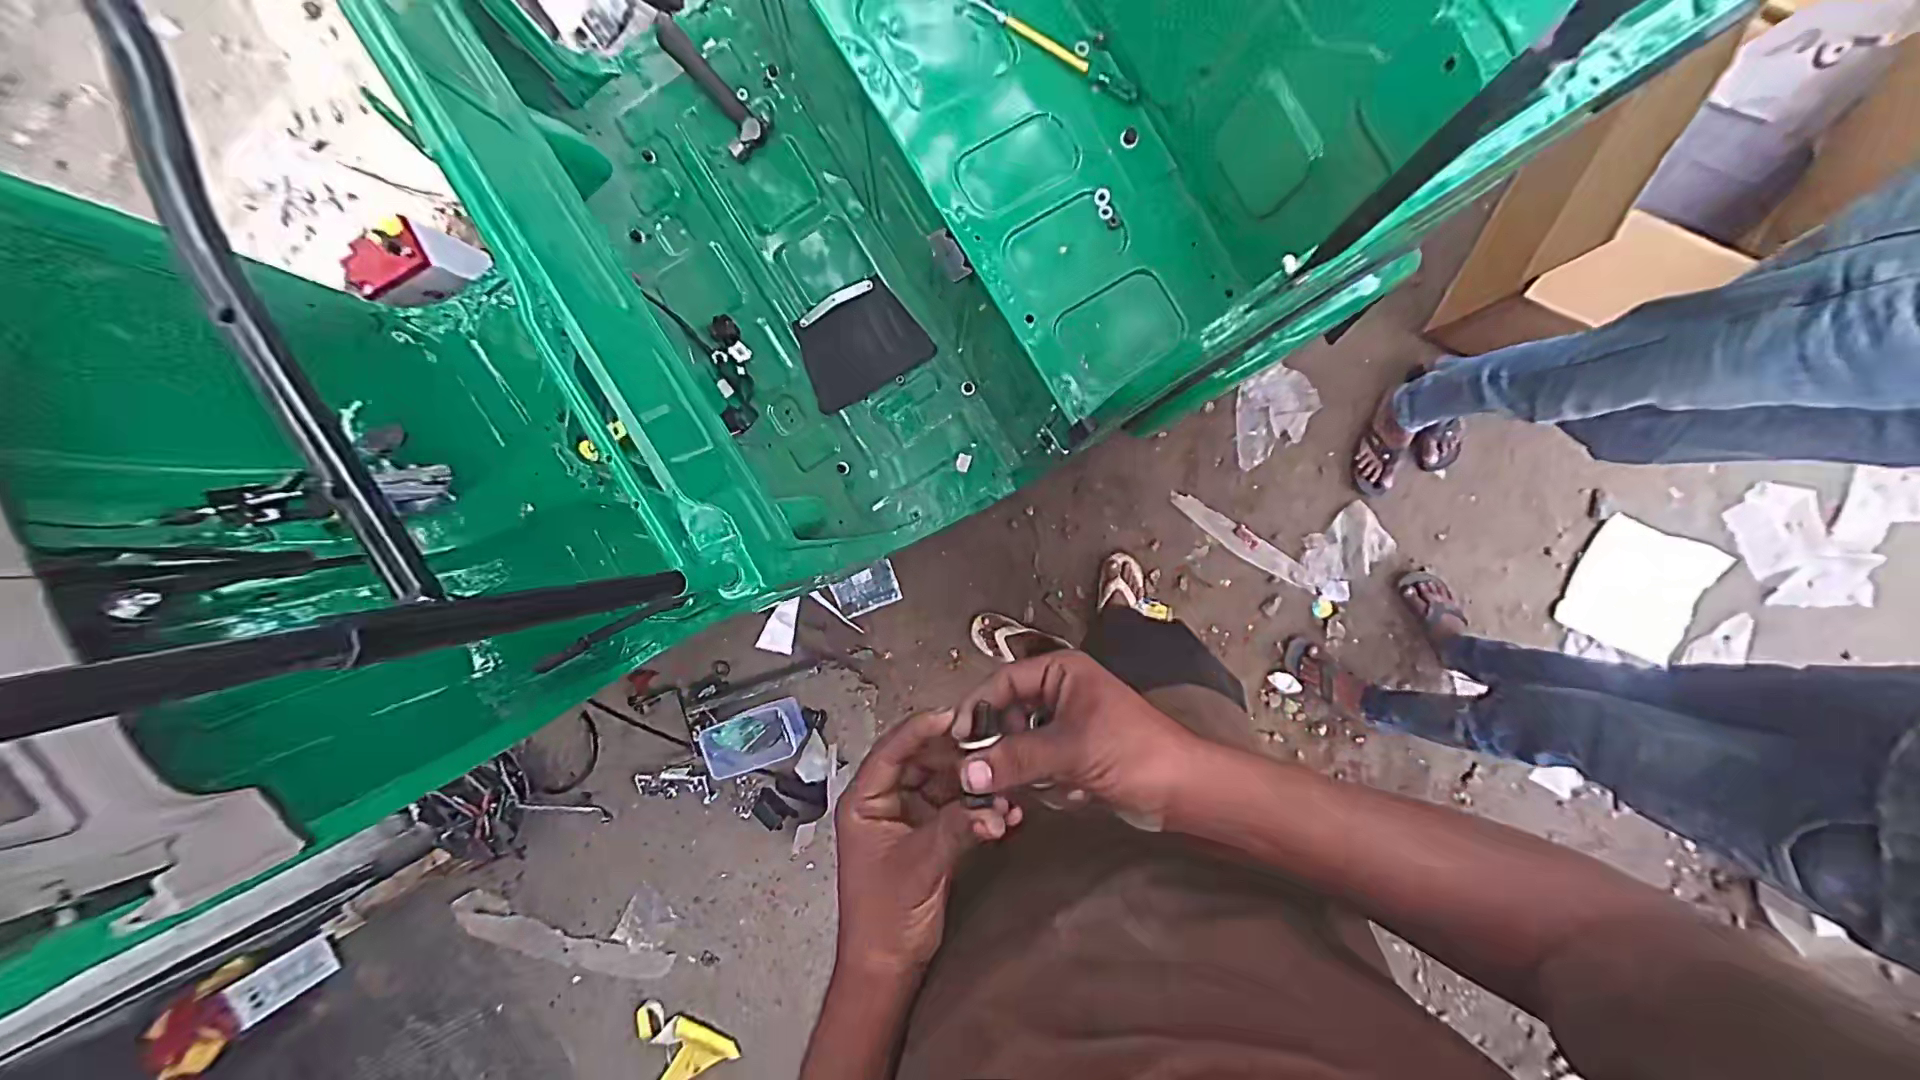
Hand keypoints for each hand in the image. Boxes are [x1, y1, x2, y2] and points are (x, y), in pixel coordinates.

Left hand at [833, 709, 1019, 974]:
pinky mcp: (930, 831)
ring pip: (943, 781)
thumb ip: (956, 829)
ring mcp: (909, 815)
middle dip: (956, 755)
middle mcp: (885, 801)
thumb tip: (993, 806)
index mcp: (864, 800)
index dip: (921, 730)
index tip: (953, 716)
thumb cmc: (882, 917)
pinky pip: (956, 806)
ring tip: (1001, 782)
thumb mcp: (919, 865)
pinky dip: (977, 806)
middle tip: (988, 746)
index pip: (892, 751)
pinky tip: (1002, 811)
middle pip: (922, 761)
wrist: (889, 965)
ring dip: (972, 783)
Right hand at [951, 651, 1212, 825]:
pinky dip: (1043, 779)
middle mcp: (1061, 691)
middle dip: (1002, 744)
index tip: (958, 738)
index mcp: (1061, 672)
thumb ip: (1015, 759)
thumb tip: (968, 770)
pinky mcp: (1075, 752)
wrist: (1185, 791)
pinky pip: (1040, 762)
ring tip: (1037, 784)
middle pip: (1008, 713)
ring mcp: (1068, 723)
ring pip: (1022, 741)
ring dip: (1024, 767)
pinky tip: (1068, 790)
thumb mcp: (1069, 750)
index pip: (1002, 682)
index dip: (977, 708)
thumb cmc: (1137, 753)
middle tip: (985, 771)